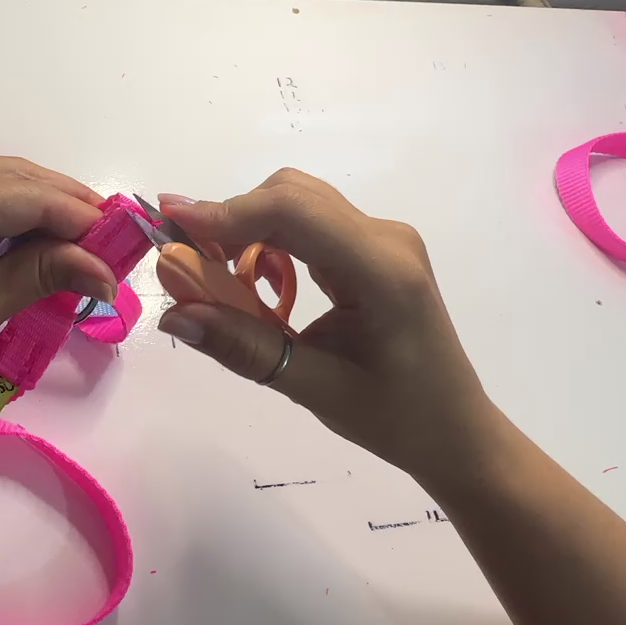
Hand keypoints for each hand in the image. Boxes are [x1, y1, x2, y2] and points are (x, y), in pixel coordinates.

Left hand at [0, 157, 119, 467]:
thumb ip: (38, 274)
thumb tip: (106, 268)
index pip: (21, 195)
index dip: (77, 214)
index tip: (124, 237)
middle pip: (7, 176)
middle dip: (61, 203)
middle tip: (110, 237)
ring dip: (36, 204)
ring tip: (83, 238)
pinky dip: (4, 213)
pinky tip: (36, 235)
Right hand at [153, 169, 502, 483]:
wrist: (455, 429)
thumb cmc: (396, 418)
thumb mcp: (315, 389)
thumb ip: (244, 348)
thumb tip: (174, 316)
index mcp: (381, 271)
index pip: (293, 214)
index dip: (226, 212)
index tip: (170, 223)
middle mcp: (384, 238)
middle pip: (290, 195)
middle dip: (229, 217)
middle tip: (182, 257)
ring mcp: (380, 238)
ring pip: (295, 202)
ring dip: (245, 225)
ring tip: (209, 270)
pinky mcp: (370, 247)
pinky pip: (306, 222)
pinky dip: (265, 237)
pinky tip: (249, 275)